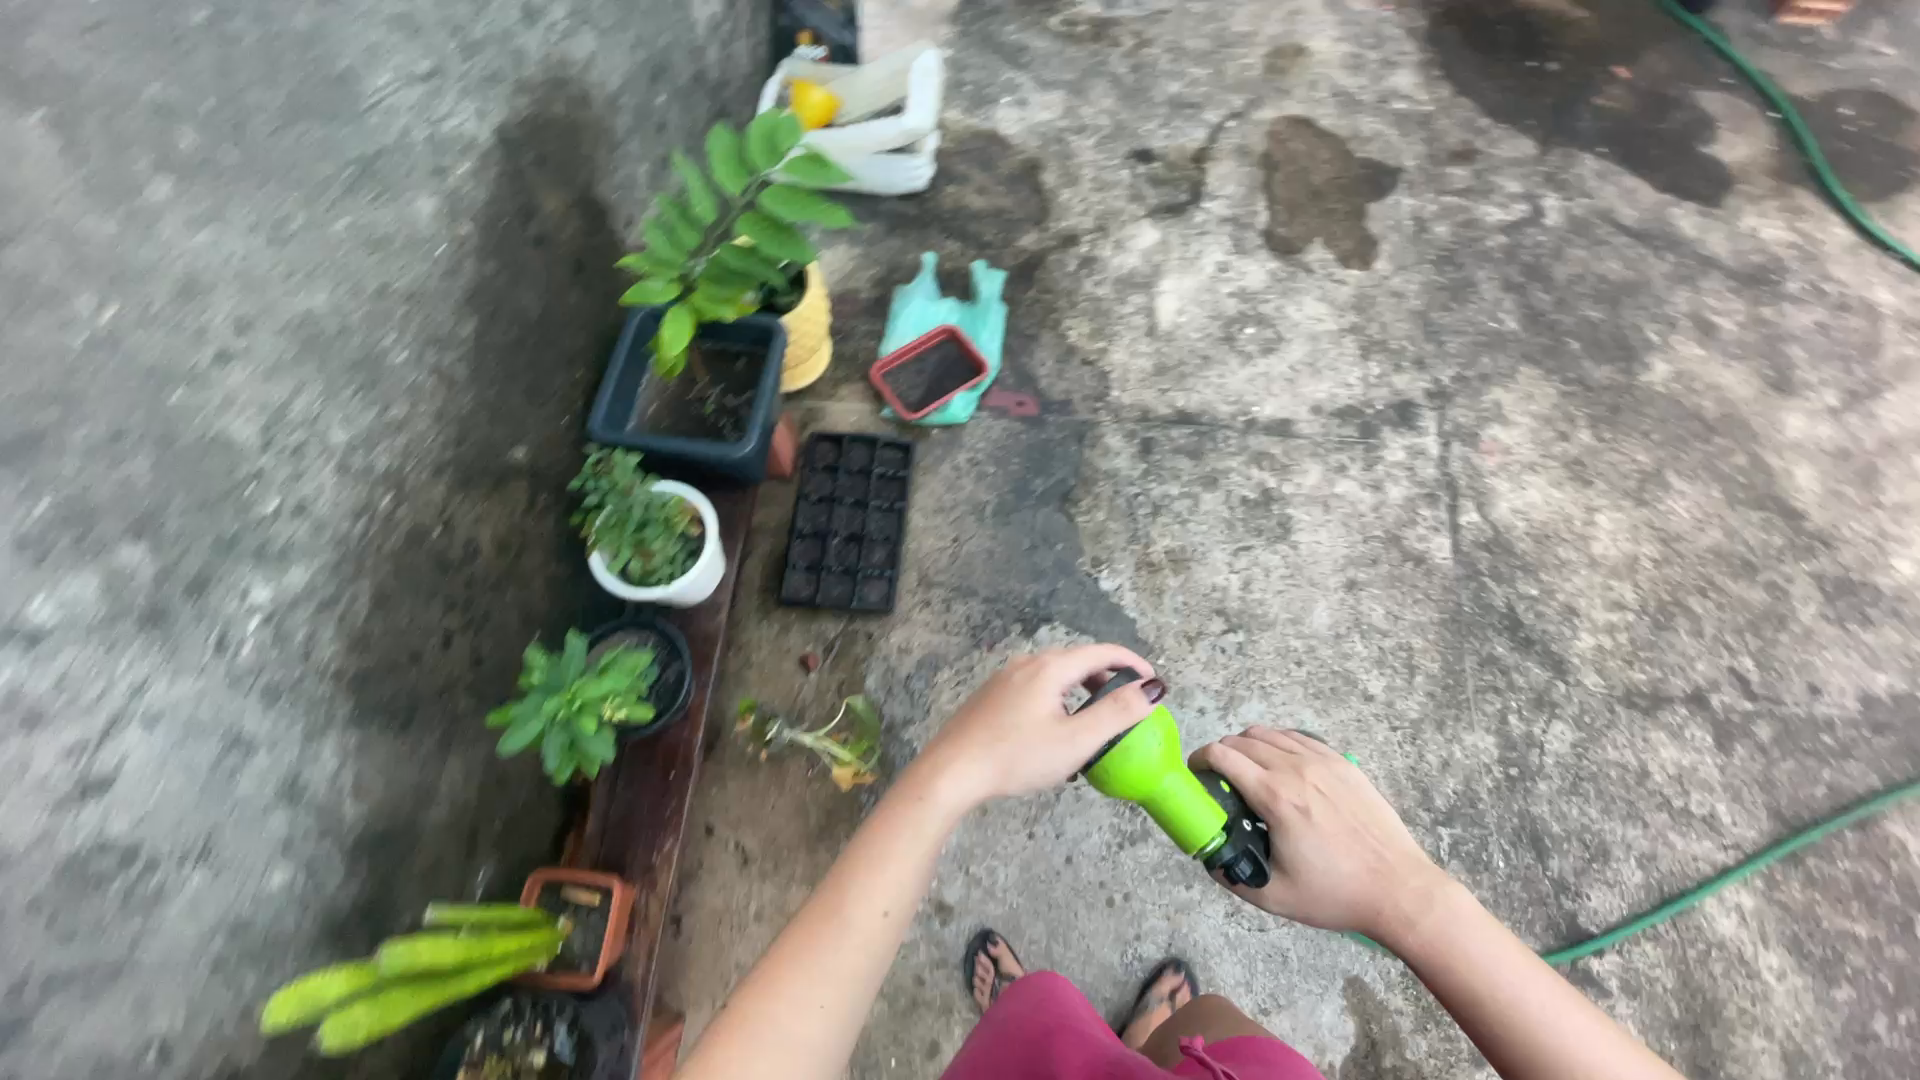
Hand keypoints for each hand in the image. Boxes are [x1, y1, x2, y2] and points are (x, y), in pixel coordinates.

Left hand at [916, 645, 1161, 806]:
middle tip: (1126, 705)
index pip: (1101, 652)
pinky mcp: (991, 697)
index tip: (1153, 683)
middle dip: (1107, 678)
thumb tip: (1151, 690)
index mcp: (1050, 668)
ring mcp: (1005, 679)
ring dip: (1081, 693)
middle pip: (1077, 661)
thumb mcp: (1075, 740)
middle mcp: (1026, 664)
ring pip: (1055, 677)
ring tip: (1093, 725)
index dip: (1132, 663)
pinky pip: (1035, 690)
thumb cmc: (1016, 757)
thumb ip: (1116, 713)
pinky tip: (1055, 735)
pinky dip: (1058, 702)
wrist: (951, 771)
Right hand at [1191, 728, 1451, 943]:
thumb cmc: (1336, 895)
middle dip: (1222, 755)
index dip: (1200, 760)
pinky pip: (1298, 738)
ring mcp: (1322, 761)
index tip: (1196, 775)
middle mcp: (1295, 768)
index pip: (1221, 755)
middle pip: (1241, 740)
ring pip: (1269, 733)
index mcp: (1274, 796)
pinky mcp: (1343, 763)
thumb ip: (1230, 875)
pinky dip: (1279, 744)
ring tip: (1250, 773)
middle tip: (1221, 782)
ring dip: (1249, 747)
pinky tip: (1282, 768)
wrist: (1401, 891)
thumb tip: (1208, 857)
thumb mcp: (1273, 896)